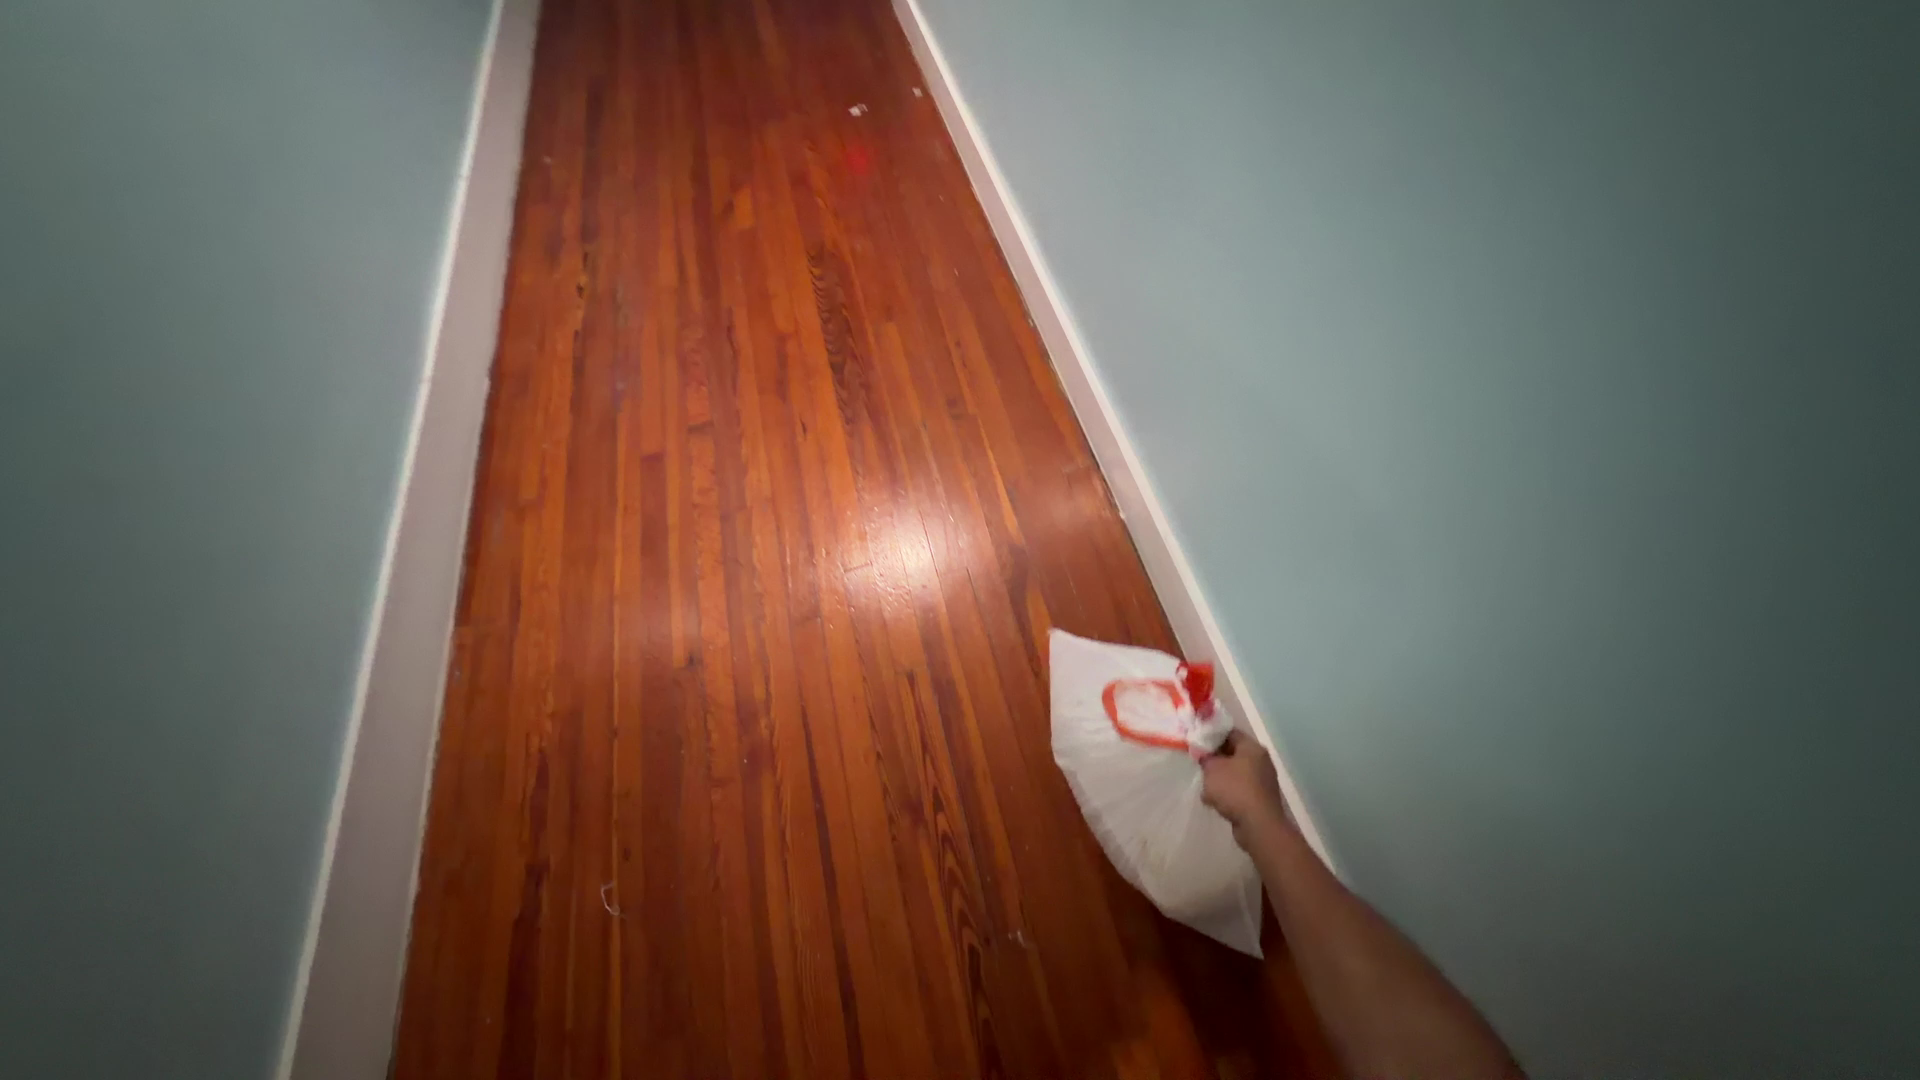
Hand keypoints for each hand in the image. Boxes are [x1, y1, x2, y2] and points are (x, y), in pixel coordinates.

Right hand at [1200, 730, 1291, 847]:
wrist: (1258, 825)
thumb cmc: (1234, 789)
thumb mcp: (1212, 768)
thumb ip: (1205, 757)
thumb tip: (1204, 754)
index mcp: (1252, 748)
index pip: (1229, 732)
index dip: (1211, 735)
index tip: (1196, 742)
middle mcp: (1261, 761)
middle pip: (1232, 753)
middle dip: (1214, 759)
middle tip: (1198, 764)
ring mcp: (1262, 781)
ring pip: (1234, 773)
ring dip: (1219, 778)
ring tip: (1205, 787)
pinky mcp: (1260, 798)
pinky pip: (1239, 789)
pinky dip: (1228, 793)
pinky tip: (1215, 802)